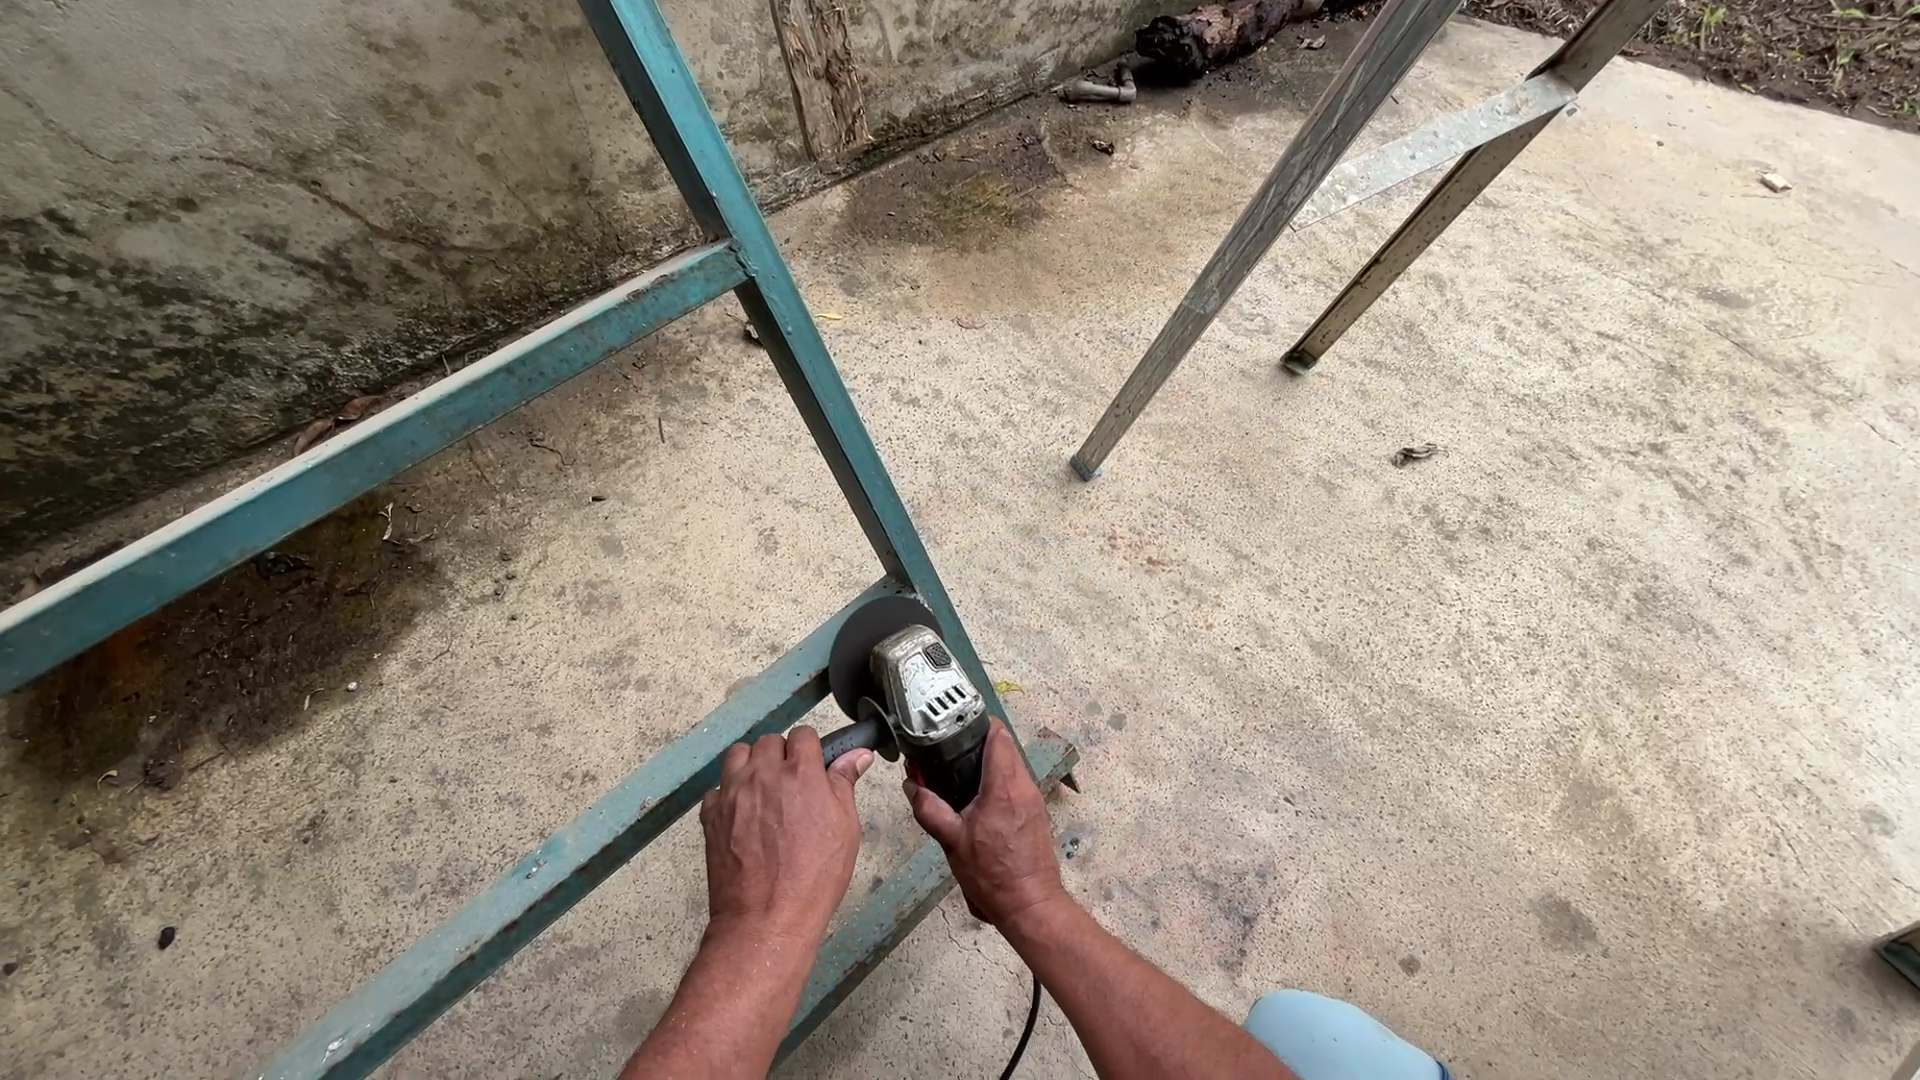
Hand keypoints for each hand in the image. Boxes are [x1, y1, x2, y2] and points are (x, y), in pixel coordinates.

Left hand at [700, 727, 873, 945]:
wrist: (765, 919)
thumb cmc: (815, 876)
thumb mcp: (845, 828)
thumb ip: (845, 784)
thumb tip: (857, 755)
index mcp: (800, 773)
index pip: (803, 735)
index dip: (811, 750)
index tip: (814, 767)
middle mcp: (763, 774)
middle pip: (769, 741)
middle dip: (782, 755)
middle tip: (791, 785)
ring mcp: (732, 793)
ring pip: (738, 755)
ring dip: (752, 765)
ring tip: (763, 791)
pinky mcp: (710, 814)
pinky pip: (717, 788)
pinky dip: (729, 794)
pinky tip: (742, 816)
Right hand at [905, 719, 1067, 927]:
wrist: (1030, 904)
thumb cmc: (992, 874)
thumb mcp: (951, 841)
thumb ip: (929, 809)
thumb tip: (911, 786)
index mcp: (1004, 786)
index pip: (998, 735)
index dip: (978, 725)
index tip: (957, 728)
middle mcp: (1024, 785)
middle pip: (1005, 746)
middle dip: (979, 744)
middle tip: (951, 752)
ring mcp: (1034, 798)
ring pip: (1012, 764)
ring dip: (990, 763)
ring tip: (961, 774)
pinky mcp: (1036, 812)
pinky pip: (1018, 782)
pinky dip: (999, 780)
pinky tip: (979, 797)